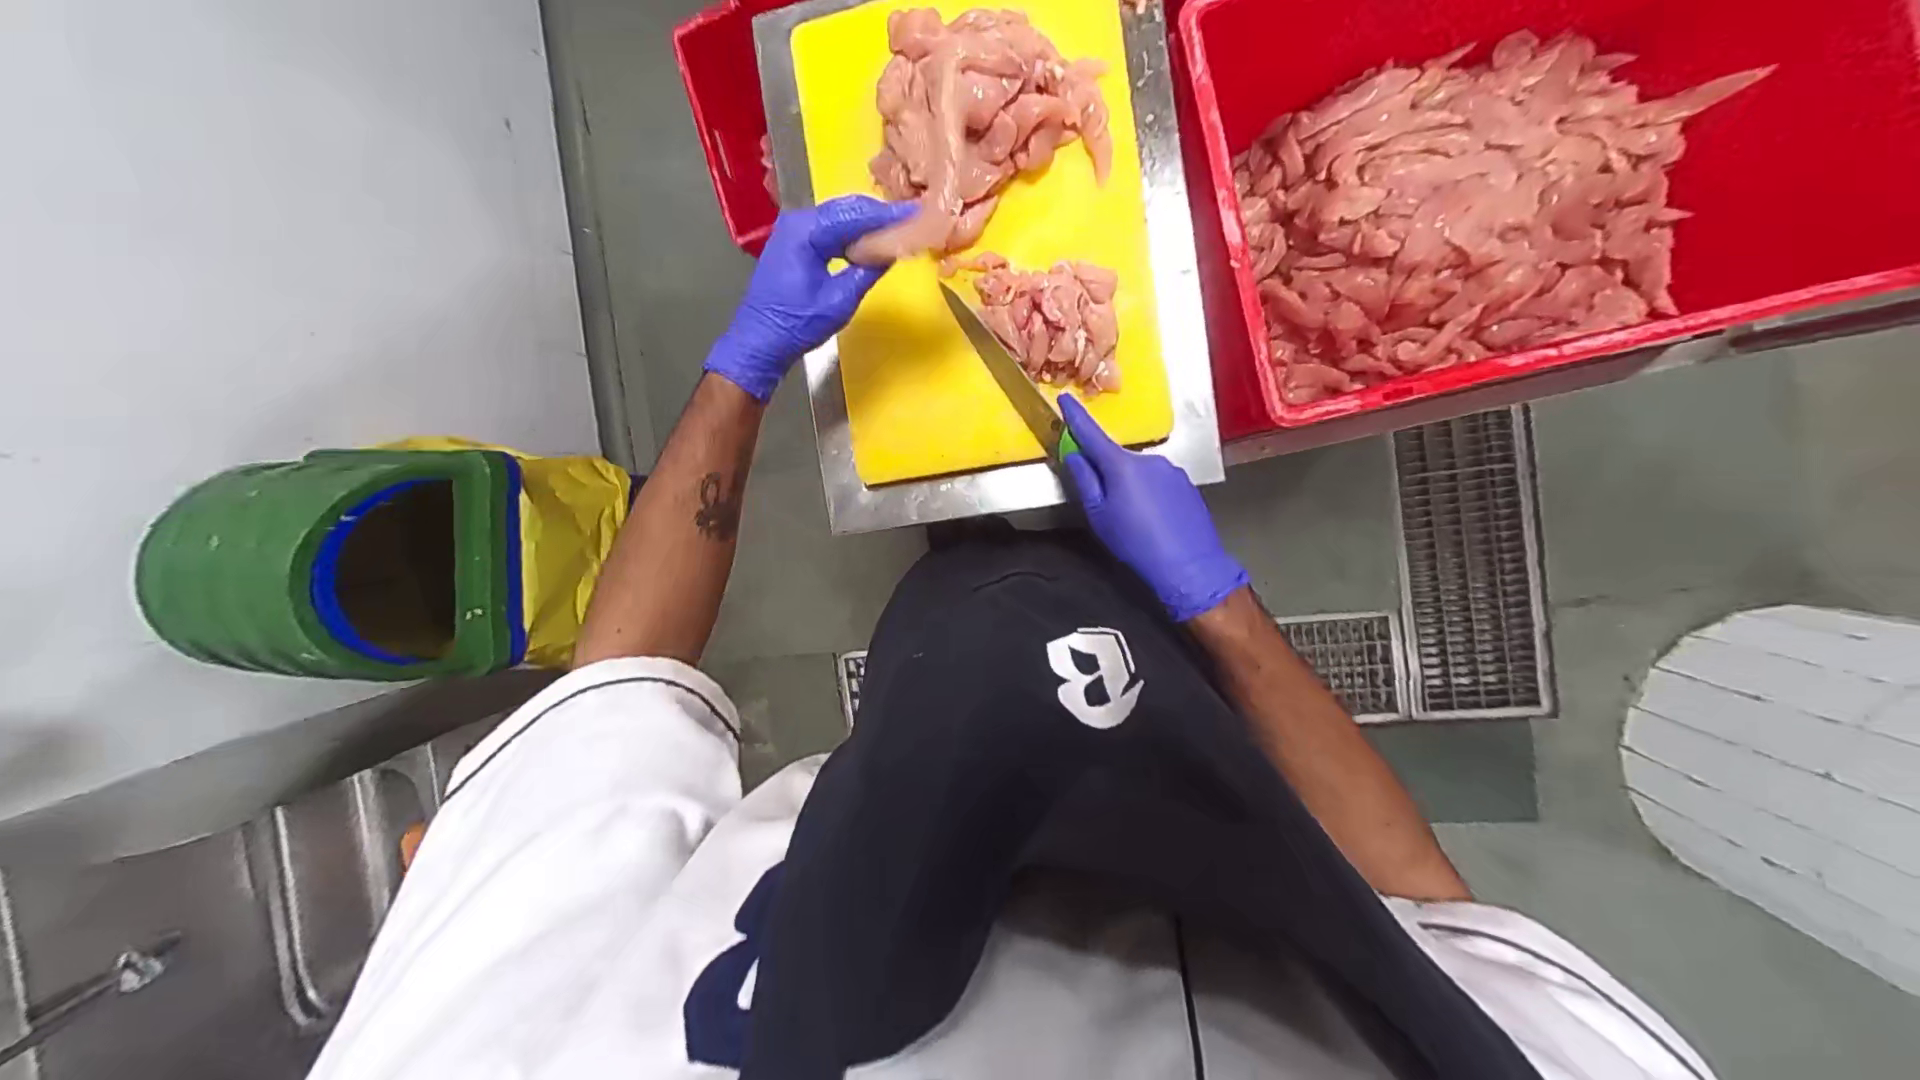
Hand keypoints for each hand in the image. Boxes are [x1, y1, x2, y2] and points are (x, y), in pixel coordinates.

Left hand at [704, 195, 917, 401]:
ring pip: (839, 218)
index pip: (855, 214)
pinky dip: (852, 234)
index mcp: (806, 231)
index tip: (917, 213)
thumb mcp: (839, 301)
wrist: (760, 341)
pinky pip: (830, 230)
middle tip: (912, 218)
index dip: (888, 215)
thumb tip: (892, 250)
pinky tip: (870, 242)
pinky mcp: (795, 243)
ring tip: (898, 229)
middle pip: (847, 209)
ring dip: (867, 224)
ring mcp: (794, 230)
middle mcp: (798, 221)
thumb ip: (867, 271)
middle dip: (879, 215)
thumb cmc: (797, 325)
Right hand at [1060, 395, 1248, 621]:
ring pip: (1138, 472)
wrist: (1189, 564)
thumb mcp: (1098, 515)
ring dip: (1128, 487)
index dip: (1075, 417)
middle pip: (1116, 458)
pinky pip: (1158, 482)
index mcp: (1121, 465)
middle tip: (1101, 503)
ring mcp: (1170, 470)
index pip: (1092, 434)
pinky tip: (1151, 520)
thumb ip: (1084, 481)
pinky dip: (1148, 495)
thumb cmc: (1135, 542)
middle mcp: (1148, 459)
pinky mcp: (1185, 484)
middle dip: (1105, 472)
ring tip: (1131, 520)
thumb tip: (1075, 455)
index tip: (1065, 399)